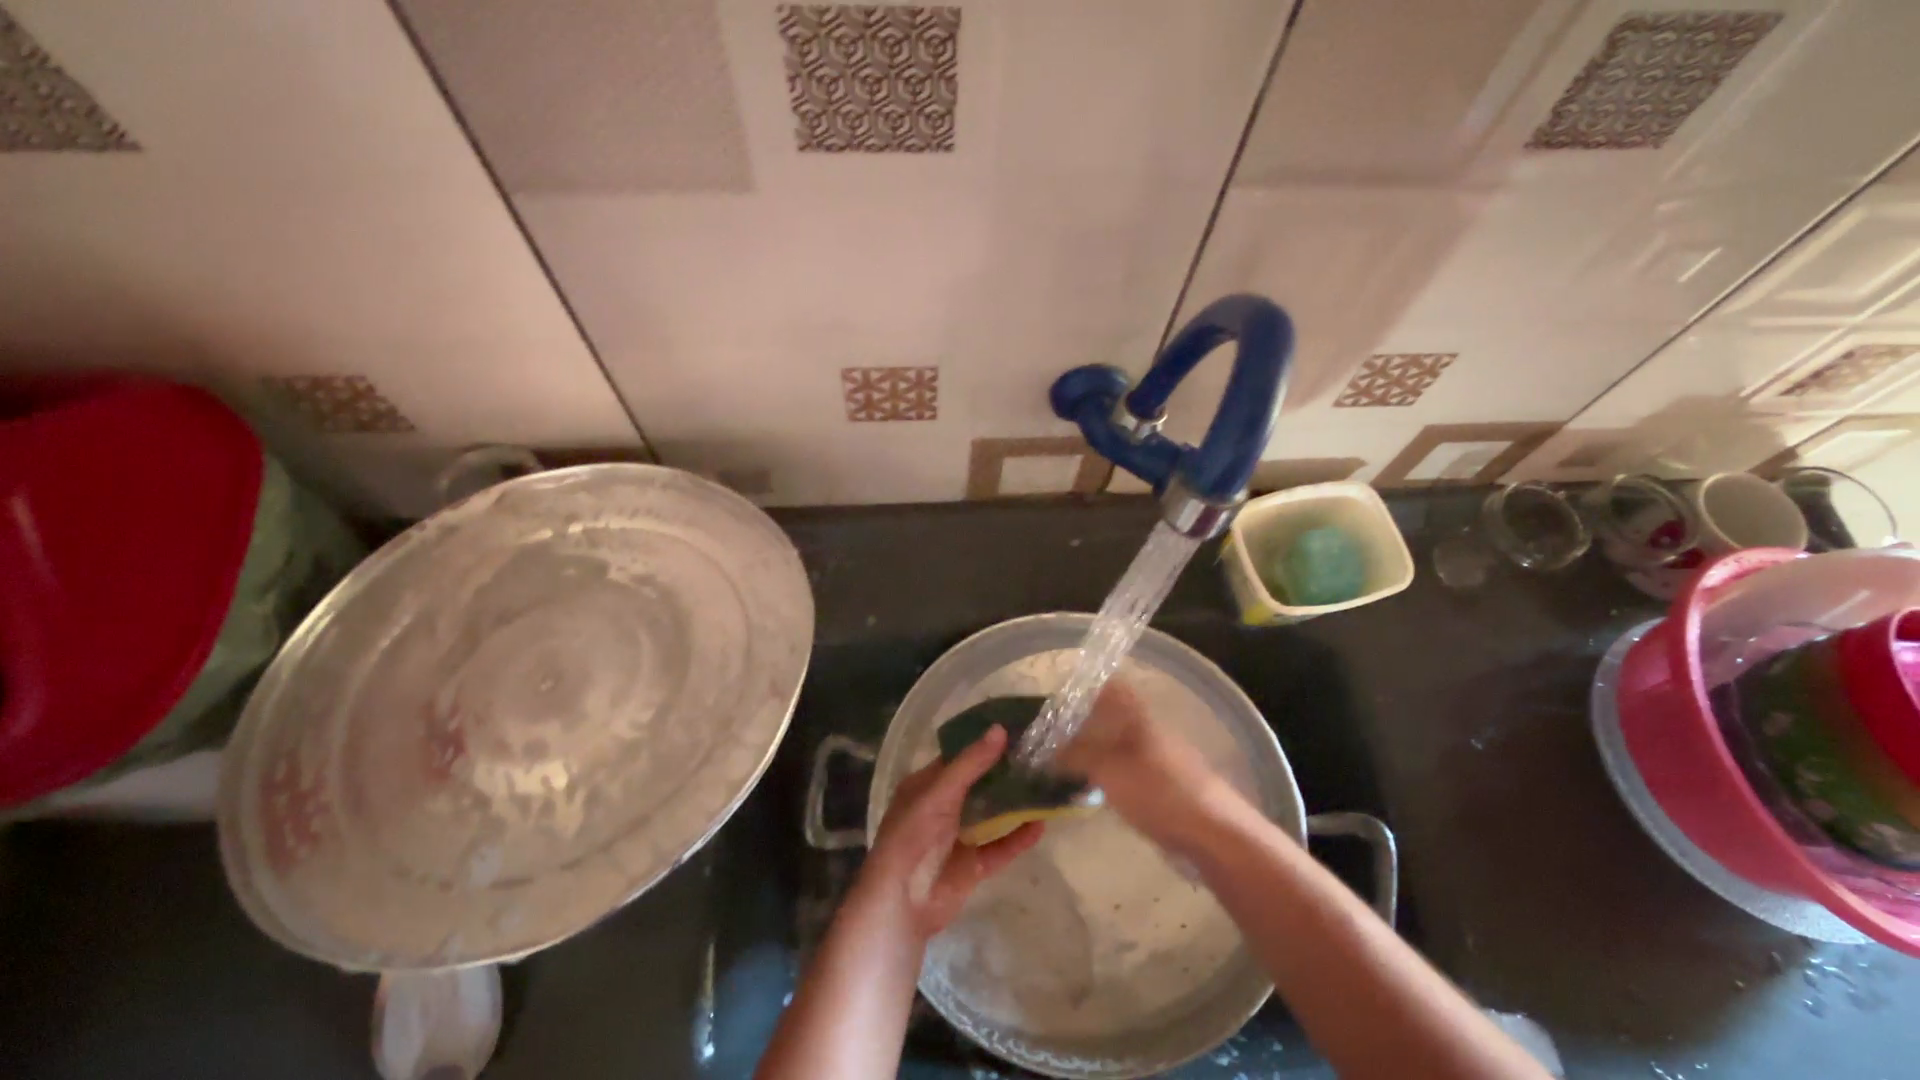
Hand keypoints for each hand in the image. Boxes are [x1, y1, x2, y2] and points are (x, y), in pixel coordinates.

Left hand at [855, 724, 1043, 941]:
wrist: (902, 901)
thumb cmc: (913, 837)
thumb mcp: (939, 794)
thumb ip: (970, 764)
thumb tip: (1000, 730)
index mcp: (925, 787)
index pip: (957, 759)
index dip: (982, 745)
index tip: (1014, 731)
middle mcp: (941, 809)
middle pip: (978, 786)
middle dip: (1004, 773)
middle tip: (1038, 755)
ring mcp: (958, 838)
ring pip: (992, 815)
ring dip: (1015, 804)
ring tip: (1045, 785)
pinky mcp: (972, 866)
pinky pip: (1000, 847)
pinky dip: (1019, 837)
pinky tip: (1041, 824)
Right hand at [1057, 680, 1234, 848]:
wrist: (1212, 832)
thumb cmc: (1159, 791)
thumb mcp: (1109, 769)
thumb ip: (1077, 756)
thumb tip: (1047, 750)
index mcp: (1140, 717)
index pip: (1112, 687)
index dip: (1086, 687)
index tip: (1057, 699)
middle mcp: (1151, 732)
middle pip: (1113, 717)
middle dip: (1083, 725)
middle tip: (1048, 738)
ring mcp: (1159, 760)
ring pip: (1119, 746)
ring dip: (1093, 753)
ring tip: (1061, 767)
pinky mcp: (1164, 788)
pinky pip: (1127, 772)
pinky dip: (1107, 776)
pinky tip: (1090, 791)